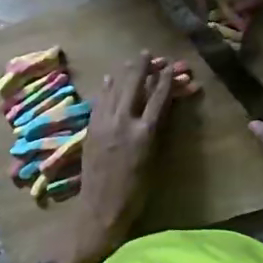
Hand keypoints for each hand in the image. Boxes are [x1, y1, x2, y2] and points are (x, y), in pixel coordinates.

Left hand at [60, 51, 175, 255]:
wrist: (102, 207)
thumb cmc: (136, 190)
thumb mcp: (153, 159)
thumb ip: (157, 130)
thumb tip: (162, 108)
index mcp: (145, 132)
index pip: (158, 97)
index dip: (165, 80)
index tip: (170, 66)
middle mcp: (124, 122)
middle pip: (134, 86)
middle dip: (143, 68)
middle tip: (149, 54)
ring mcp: (104, 124)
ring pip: (116, 90)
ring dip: (125, 73)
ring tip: (132, 61)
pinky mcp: (91, 129)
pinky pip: (100, 101)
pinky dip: (107, 89)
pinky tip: (110, 79)